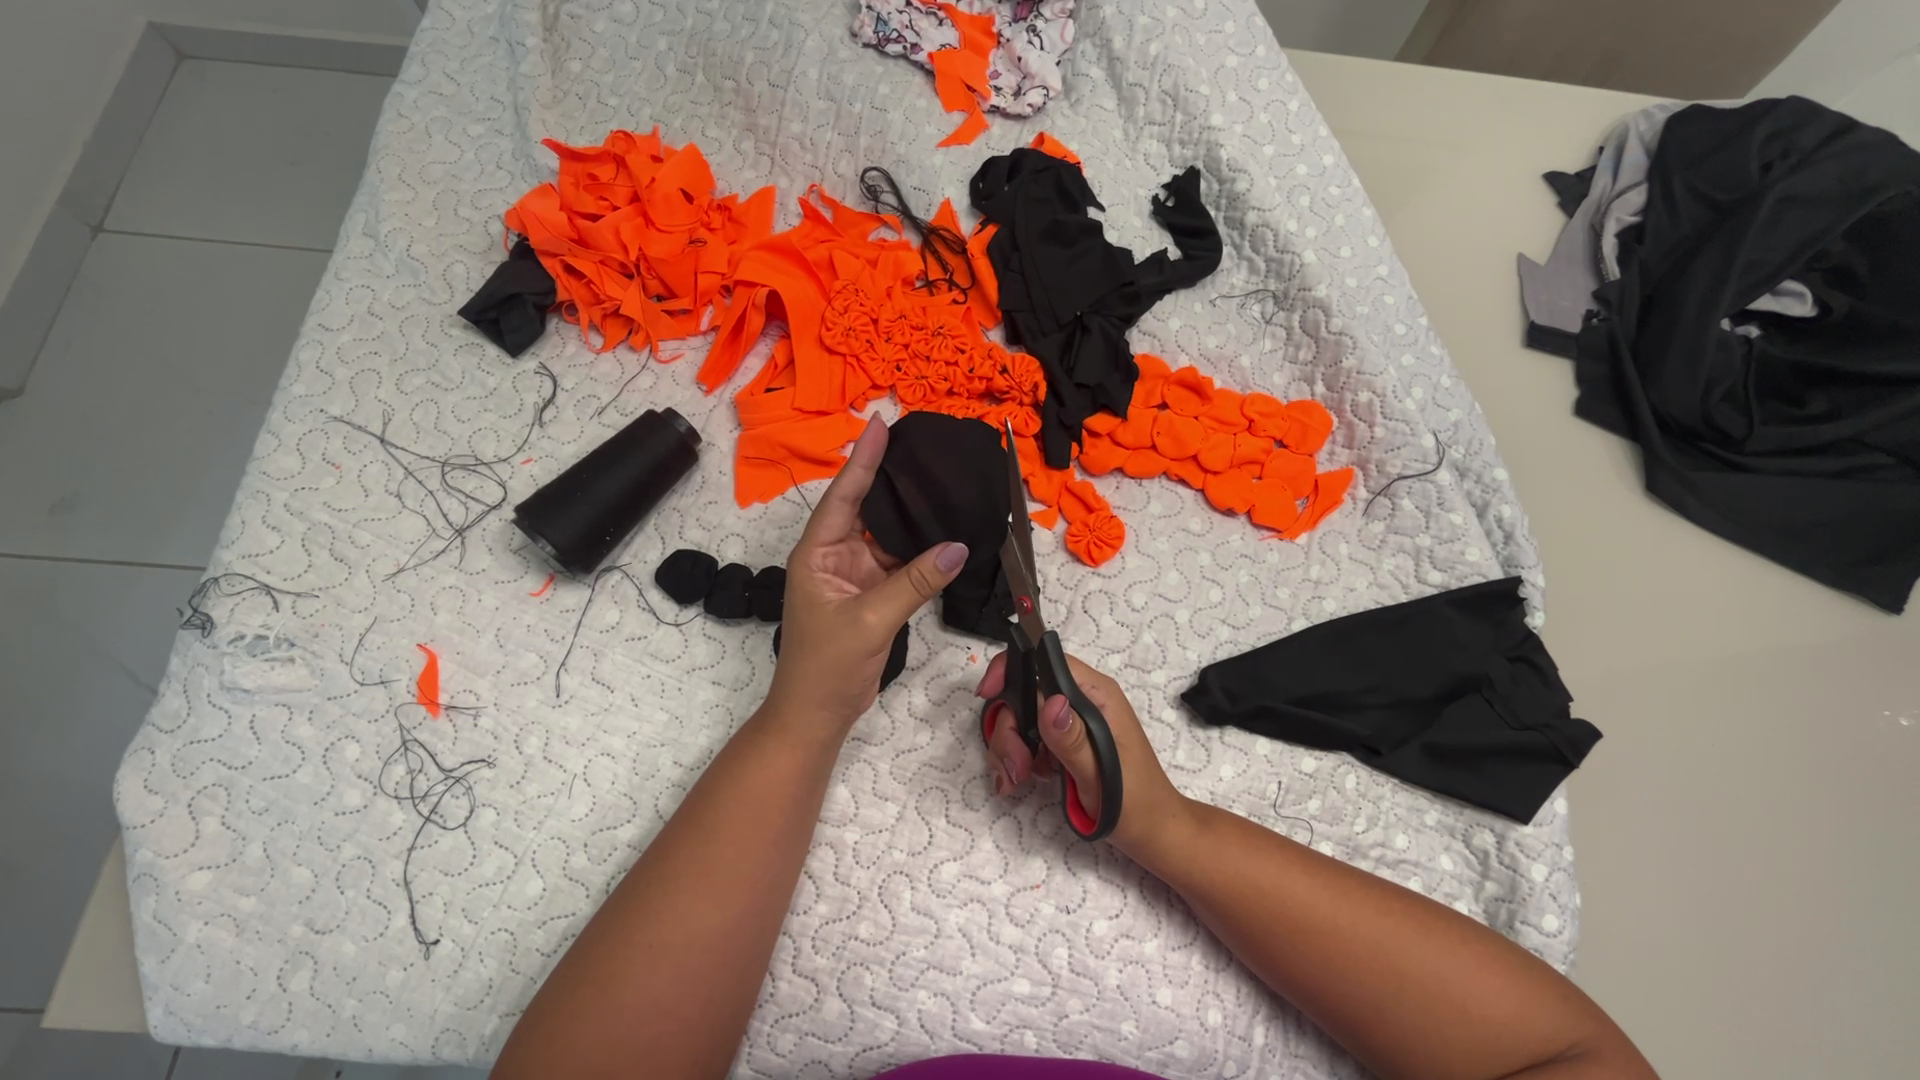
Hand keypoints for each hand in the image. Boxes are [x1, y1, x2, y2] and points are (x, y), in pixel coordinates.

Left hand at [765, 417, 969, 732]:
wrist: (818, 713)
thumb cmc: (826, 666)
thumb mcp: (870, 620)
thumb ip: (915, 583)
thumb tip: (958, 548)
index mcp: (818, 552)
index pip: (843, 496)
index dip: (863, 460)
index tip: (881, 425)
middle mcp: (835, 555)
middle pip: (866, 509)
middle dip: (892, 479)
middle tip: (923, 445)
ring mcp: (856, 575)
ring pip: (888, 537)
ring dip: (912, 517)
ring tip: (942, 480)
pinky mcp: (874, 595)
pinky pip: (901, 564)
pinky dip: (921, 551)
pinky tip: (945, 531)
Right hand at [977, 651, 1190, 855]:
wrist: (1152, 833)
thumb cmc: (1135, 803)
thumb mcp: (1100, 774)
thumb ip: (1072, 739)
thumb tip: (1051, 701)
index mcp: (1096, 696)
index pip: (1046, 661)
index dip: (1011, 670)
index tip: (988, 695)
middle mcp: (1082, 701)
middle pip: (1025, 694)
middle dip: (1009, 729)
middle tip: (1014, 769)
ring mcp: (1071, 722)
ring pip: (1020, 718)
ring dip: (1009, 748)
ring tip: (1015, 781)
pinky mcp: (1063, 742)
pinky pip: (1027, 738)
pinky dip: (1015, 758)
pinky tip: (1021, 781)